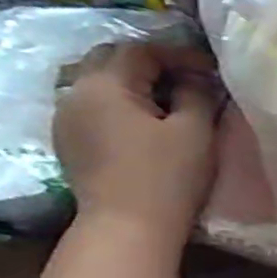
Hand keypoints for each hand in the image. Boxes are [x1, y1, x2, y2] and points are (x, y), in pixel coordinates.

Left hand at [54, 43, 221, 237]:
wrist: (128, 227)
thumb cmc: (167, 176)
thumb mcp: (194, 130)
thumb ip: (197, 94)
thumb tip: (197, 79)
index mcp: (104, 85)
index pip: (141, 50)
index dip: (179, 54)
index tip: (211, 69)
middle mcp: (75, 94)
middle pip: (110, 59)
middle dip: (151, 63)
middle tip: (188, 78)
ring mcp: (66, 119)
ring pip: (99, 83)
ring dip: (134, 83)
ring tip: (169, 99)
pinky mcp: (69, 141)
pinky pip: (94, 106)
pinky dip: (121, 103)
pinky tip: (145, 120)